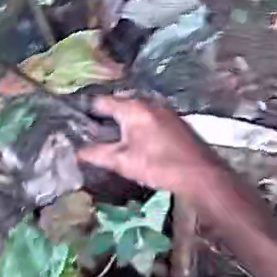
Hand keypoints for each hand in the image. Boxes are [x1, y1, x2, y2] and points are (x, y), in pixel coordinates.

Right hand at [76, 95, 232, 198]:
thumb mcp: (123, 162)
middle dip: (106, 114)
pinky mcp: (176, 122)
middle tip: (91, 128)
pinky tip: (138, 140)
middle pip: (120, 103)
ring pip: (137, 110)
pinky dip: (140, 124)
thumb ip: (97, 155)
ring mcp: (165, 111)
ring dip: (124, 119)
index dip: (87, 110)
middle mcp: (149, 102)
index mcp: (133, 108)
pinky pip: (150, 117)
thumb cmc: (158, 165)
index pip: (102, 101)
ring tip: (111, 135)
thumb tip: (75, 153)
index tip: (75, 118)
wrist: (201, 175)